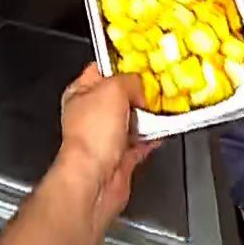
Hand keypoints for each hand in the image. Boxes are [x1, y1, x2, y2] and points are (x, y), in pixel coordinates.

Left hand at [55, 63, 158, 221]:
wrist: (95, 180)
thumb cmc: (93, 133)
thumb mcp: (113, 90)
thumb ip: (129, 81)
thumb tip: (140, 86)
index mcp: (80, 92)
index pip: (100, 70)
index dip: (120, 65)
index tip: (139, 64)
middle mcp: (91, 113)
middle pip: (119, 95)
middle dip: (137, 93)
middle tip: (155, 88)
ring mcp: (105, 137)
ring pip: (131, 120)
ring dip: (147, 116)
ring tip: (163, 107)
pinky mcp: (119, 158)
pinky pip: (140, 143)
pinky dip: (152, 138)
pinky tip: (163, 131)